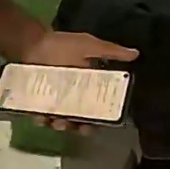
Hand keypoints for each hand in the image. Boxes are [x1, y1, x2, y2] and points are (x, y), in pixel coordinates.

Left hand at [19, 31, 139, 131]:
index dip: (99, 120)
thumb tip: (136, 53)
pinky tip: (41, 119)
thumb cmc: (62, 44)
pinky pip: (39, 115)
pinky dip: (40, 120)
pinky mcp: (36, 100)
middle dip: (78, 127)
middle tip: (77, 127)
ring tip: (57, 122)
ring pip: (59, 121)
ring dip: (60, 126)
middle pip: (78, 120)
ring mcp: (53, 100)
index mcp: (86, 87)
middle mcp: (71, 97)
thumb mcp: (88, 45)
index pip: (96, 109)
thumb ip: (110, 51)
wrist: (34, 41)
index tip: (98, 124)